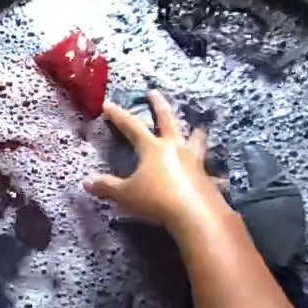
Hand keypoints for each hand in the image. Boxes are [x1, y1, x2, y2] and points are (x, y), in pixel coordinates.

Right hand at [85, 91, 236, 233]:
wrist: (195, 214)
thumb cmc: (157, 200)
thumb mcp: (126, 195)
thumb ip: (107, 187)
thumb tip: (87, 183)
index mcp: (153, 148)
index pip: (132, 126)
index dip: (118, 116)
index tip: (108, 104)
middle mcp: (174, 148)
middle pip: (167, 120)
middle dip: (159, 105)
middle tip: (154, 92)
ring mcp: (194, 161)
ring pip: (195, 140)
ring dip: (196, 132)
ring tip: (199, 127)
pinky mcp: (207, 178)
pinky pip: (210, 173)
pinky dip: (214, 175)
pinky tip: (221, 180)